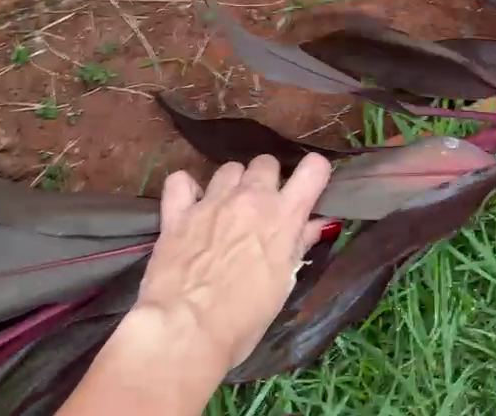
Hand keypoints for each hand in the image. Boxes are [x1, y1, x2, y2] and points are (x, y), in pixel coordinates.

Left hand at [61, 154, 334, 415]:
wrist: (184, 333)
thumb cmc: (243, 321)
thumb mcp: (282, 285)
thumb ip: (300, 244)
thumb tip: (318, 224)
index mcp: (284, 215)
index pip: (314, 168)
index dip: (314, 174)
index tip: (308, 188)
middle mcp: (251, 197)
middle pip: (266, 162)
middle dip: (266, 181)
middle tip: (260, 210)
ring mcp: (212, 201)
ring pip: (229, 169)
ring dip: (231, 186)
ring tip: (224, 211)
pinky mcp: (177, 212)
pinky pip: (181, 180)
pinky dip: (185, 189)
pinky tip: (188, 206)